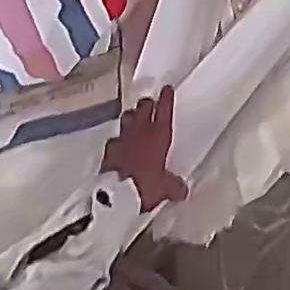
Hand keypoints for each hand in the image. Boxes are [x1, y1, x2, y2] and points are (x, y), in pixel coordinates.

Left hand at [99, 86, 188, 209]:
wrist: (116, 200)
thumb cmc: (146, 187)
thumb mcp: (167, 188)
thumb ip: (175, 185)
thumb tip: (181, 190)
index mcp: (159, 134)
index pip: (164, 108)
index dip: (166, 97)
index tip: (167, 89)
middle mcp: (140, 132)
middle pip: (143, 106)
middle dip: (147, 104)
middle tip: (150, 104)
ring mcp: (122, 139)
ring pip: (127, 117)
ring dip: (132, 117)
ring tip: (135, 119)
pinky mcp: (108, 152)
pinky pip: (114, 139)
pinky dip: (118, 140)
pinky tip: (119, 145)